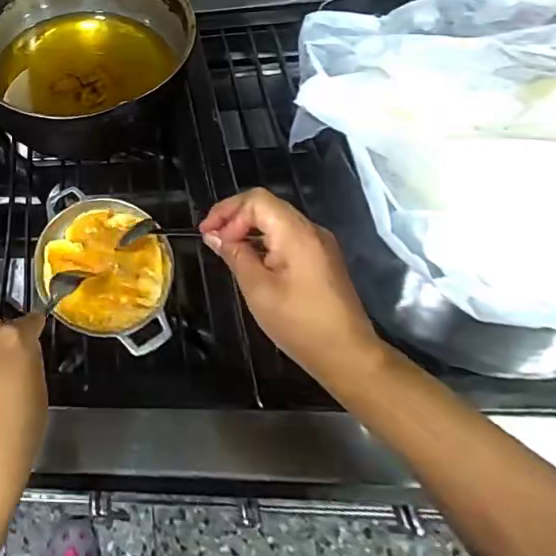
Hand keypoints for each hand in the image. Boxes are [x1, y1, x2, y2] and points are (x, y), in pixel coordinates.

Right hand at [199, 188, 380, 381]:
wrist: (348, 355)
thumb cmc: (299, 323)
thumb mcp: (258, 289)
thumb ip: (235, 255)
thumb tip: (214, 235)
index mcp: (296, 232)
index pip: (256, 200)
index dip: (227, 211)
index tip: (207, 233)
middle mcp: (311, 230)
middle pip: (267, 206)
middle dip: (235, 217)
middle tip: (211, 238)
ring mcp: (320, 244)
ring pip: (277, 221)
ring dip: (249, 229)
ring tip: (226, 249)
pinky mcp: (323, 259)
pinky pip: (289, 237)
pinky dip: (265, 241)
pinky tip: (251, 260)